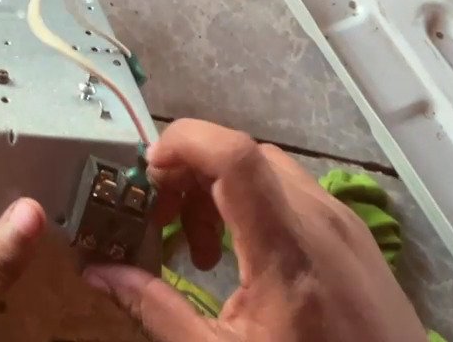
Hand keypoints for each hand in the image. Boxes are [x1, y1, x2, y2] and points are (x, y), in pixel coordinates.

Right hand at [84, 120, 425, 341]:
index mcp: (288, 252)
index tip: (149, 174)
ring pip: (264, 166)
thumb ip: (158, 310)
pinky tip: (243, 255)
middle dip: (188, 172)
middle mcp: (320, 221)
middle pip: (240, 153)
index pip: (234, 154)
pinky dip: (251, 200)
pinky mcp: (355, 234)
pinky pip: (290, 188)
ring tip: (202, 249)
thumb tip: (97, 271)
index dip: (183, 142)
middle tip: (165, 223)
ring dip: (218, 187)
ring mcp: (343, 223)